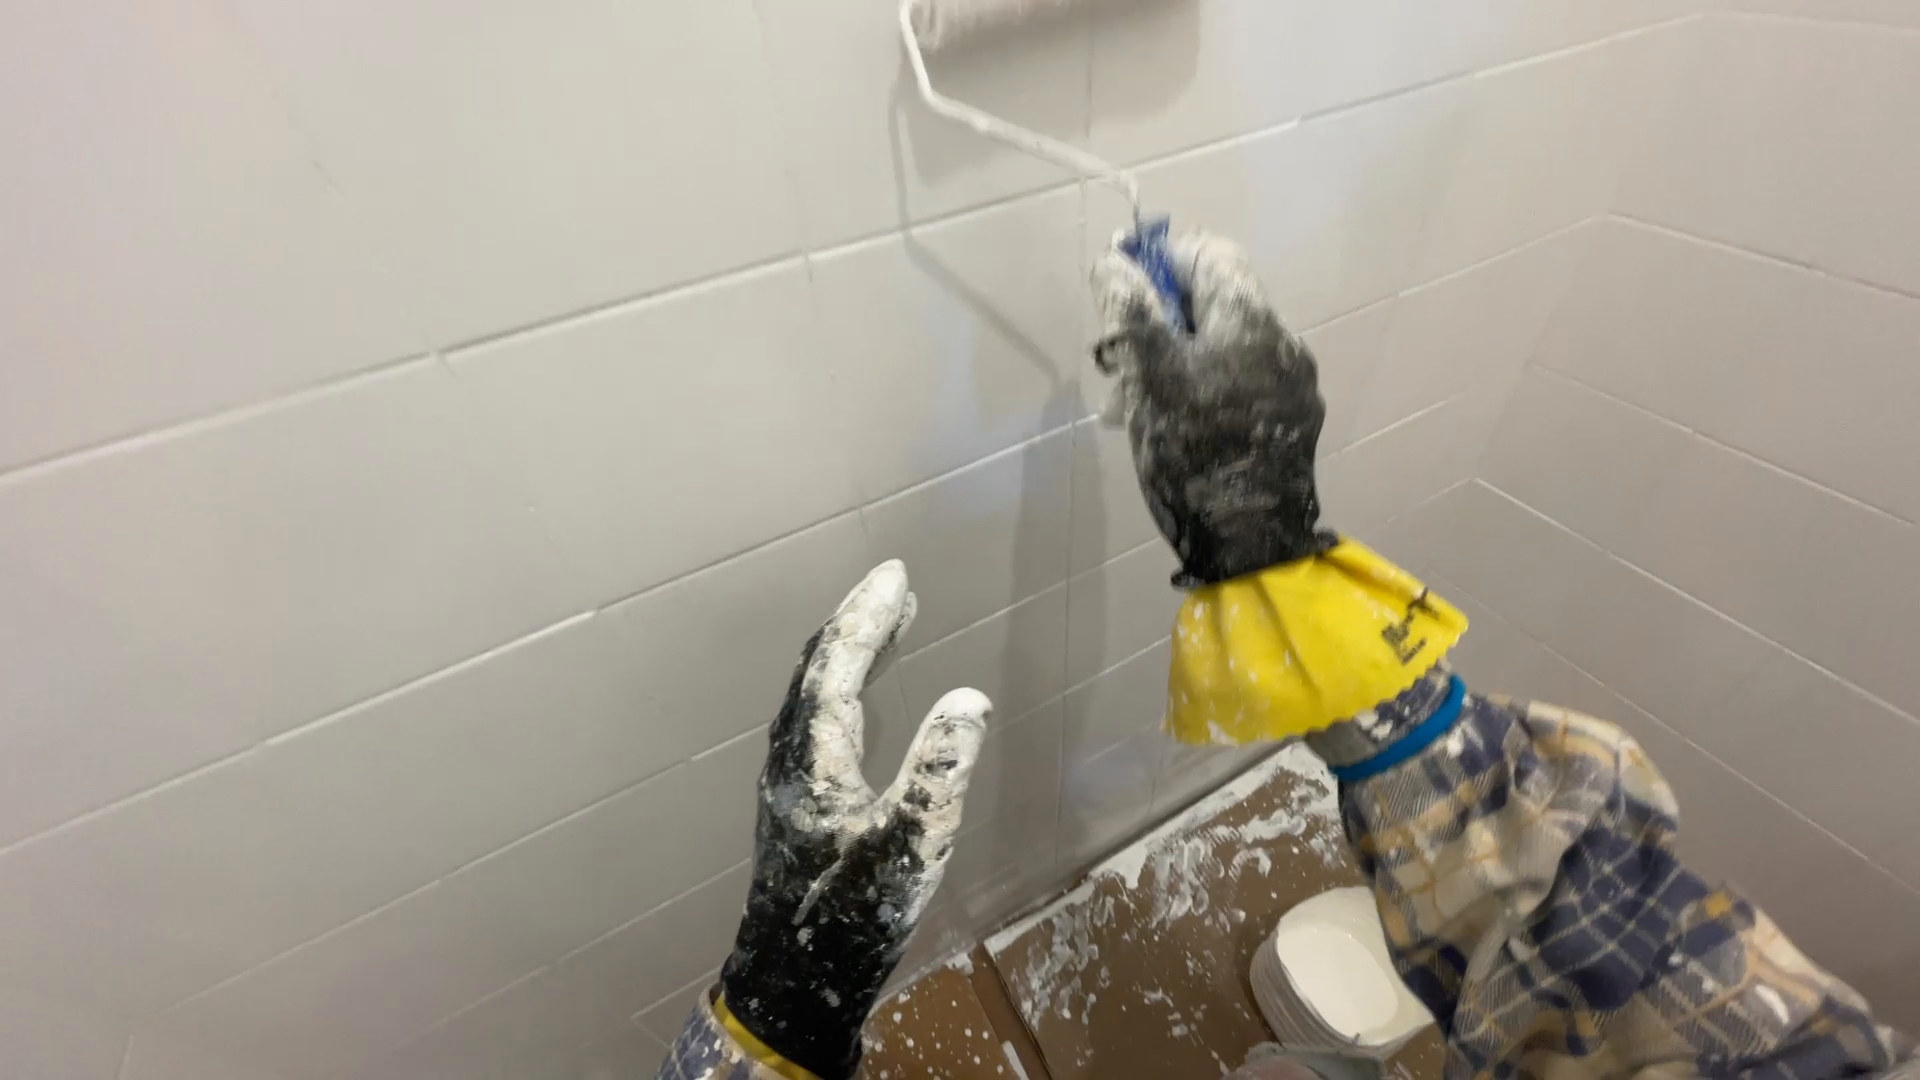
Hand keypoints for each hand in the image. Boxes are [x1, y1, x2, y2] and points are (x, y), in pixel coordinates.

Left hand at [718, 560, 990, 1079]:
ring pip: (815, 688)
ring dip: (851, 647)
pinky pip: (820, 713)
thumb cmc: (853, 913)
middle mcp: (792, 752)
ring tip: (891, 617)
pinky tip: (870, 685)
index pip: (838, 666)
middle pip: (818, 666)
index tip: (895, 575)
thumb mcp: (910, 846)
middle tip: (893, 582)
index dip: (867, 617)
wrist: (793, 979)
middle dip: (856, 619)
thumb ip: (939, 771)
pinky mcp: (797, 790)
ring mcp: (790, 772)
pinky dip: (847, 681)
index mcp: (814, 756)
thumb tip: (970, 699)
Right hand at [1091, 230, 1336, 586]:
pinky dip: (1196, 393)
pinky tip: (1168, 428)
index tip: (1121, 290)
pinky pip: (1234, 386)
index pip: (1209, 253)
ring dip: (1166, 367)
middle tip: (1112, 370)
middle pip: (1209, 306)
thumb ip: (1132, 314)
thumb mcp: (1150, 379)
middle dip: (1153, 327)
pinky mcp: (1288, 419)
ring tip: (1125, 412)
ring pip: (1216, 351)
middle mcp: (1279, 340)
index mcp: (1249, 319)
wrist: (1250, 540)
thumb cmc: (1193, 453)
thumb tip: (1113, 262)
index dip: (1161, 260)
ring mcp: (1288, 383)